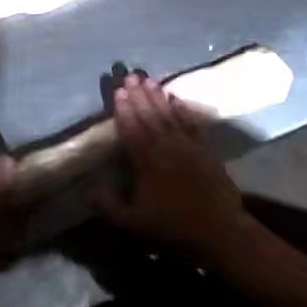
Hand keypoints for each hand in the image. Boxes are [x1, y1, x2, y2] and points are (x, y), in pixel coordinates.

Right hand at [89, 74, 247, 256]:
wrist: (220, 231)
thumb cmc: (173, 229)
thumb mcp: (133, 223)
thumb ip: (108, 205)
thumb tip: (85, 190)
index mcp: (147, 162)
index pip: (132, 130)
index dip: (124, 110)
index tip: (117, 91)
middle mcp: (167, 147)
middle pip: (150, 116)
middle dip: (139, 95)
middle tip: (130, 75)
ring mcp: (188, 146)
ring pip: (170, 115)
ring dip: (158, 97)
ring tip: (149, 79)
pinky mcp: (205, 151)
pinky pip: (192, 124)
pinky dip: (183, 110)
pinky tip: (176, 99)